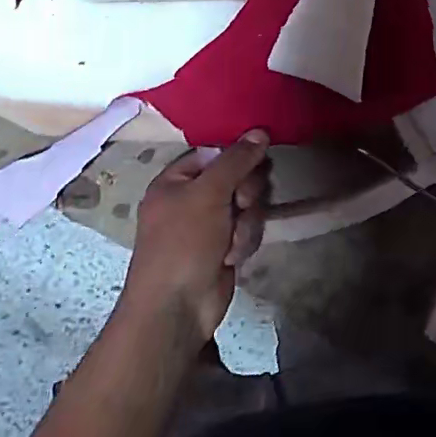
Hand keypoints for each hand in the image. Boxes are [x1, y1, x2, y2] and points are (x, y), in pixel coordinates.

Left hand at [122, 130, 270, 338]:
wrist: (178, 306)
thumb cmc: (183, 243)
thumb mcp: (208, 194)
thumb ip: (236, 160)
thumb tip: (260, 130)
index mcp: (175, 182)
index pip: (215, 154)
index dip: (237, 157)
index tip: (256, 161)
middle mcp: (192, 199)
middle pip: (238, 177)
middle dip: (246, 194)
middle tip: (241, 204)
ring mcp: (210, 224)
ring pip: (249, 204)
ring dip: (247, 223)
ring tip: (232, 242)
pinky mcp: (225, 245)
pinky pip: (248, 229)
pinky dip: (245, 241)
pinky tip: (232, 258)